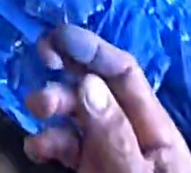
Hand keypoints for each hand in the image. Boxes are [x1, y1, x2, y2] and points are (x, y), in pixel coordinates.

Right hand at [25, 26, 190, 172]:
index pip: (125, 74)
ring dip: (54, 103)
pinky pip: (66, 145)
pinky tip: (34, 148)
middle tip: (41, 54)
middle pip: (97, 85)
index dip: (93, 49)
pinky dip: (47, 140)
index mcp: (156, 131)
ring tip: (35, 108)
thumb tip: (87, 81)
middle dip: (67, 69)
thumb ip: (114, 136)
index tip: (58, 37)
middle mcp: (131, 134)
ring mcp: (109, 154)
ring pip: (77, 112)